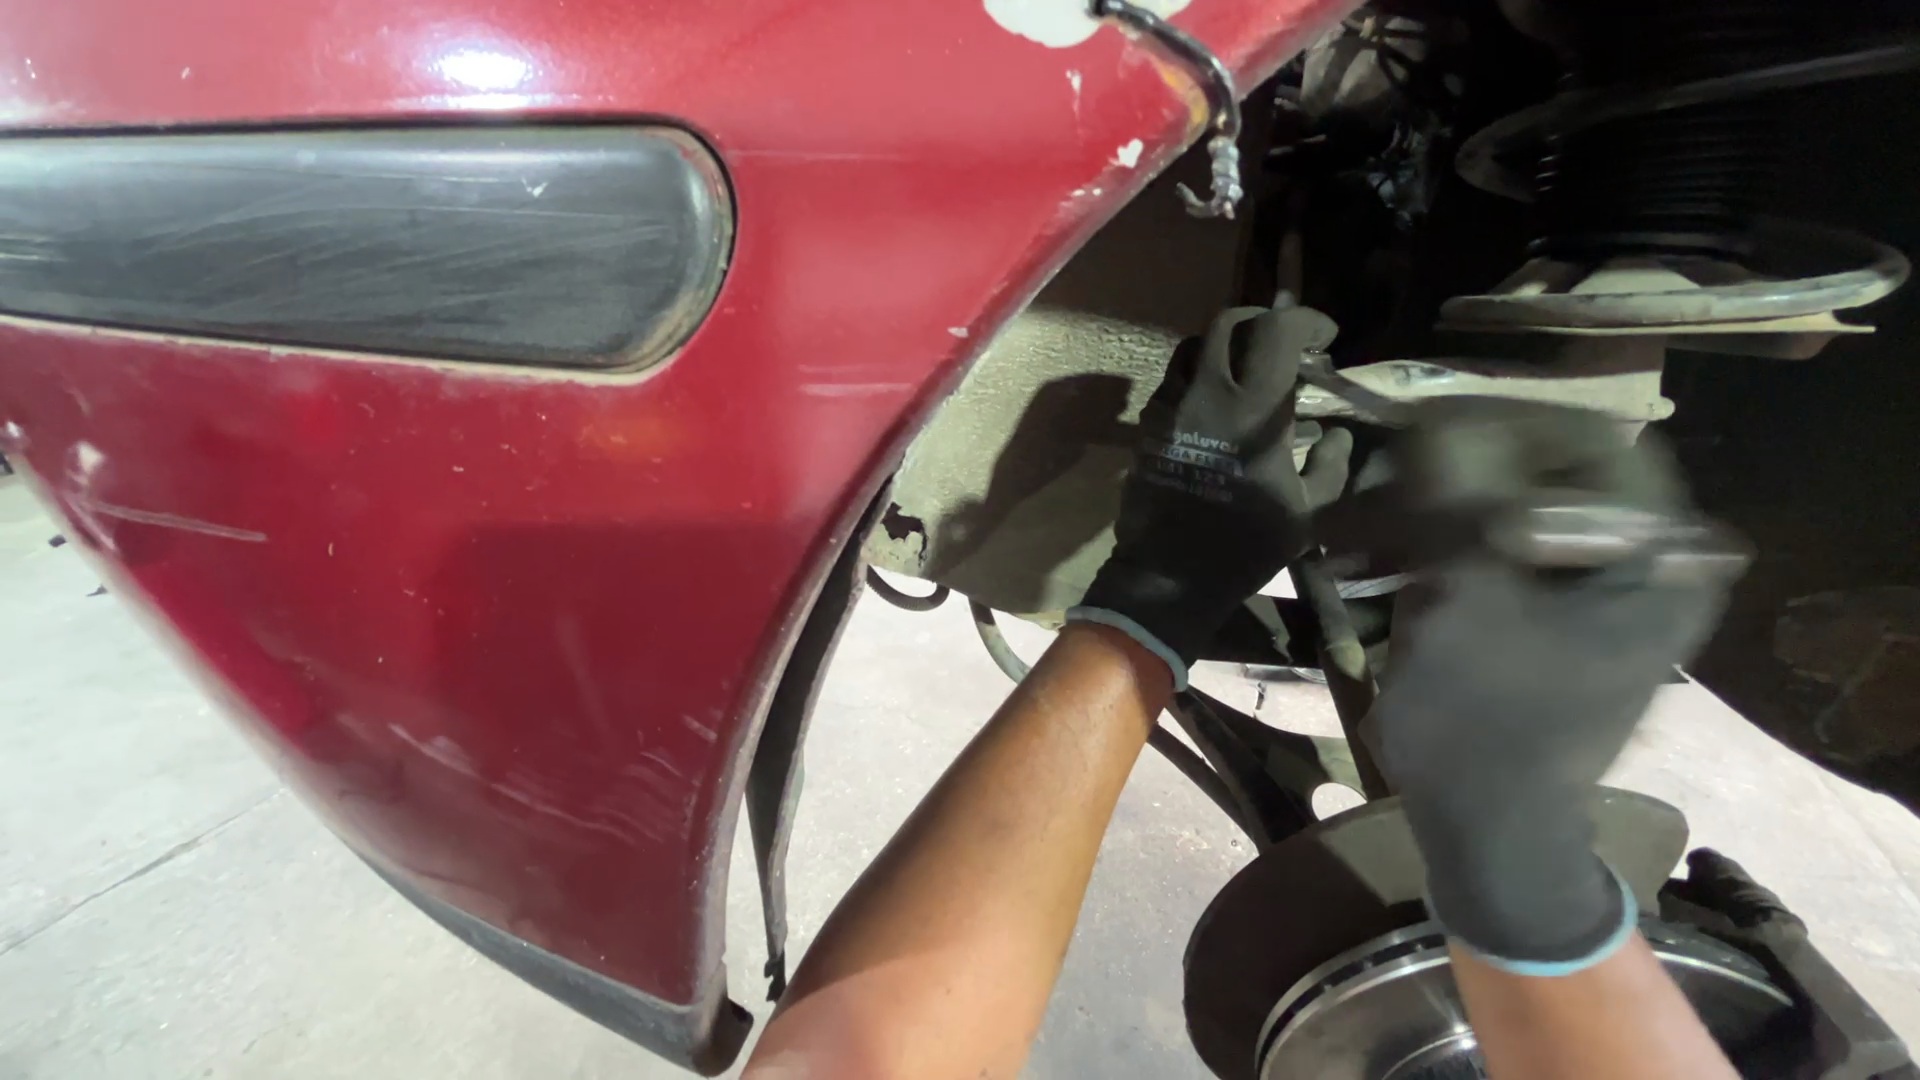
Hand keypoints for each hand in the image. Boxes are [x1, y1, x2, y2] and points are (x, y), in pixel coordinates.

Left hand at [1069, 304, 1352, 687]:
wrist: (1169, 574)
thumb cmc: (1244, 545)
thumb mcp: (1307, 511)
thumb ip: (1331, 464)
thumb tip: (1335, 435)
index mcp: (1252, 408)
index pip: (1276, 328)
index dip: (1305, 320)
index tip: (1323, 338)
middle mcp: (1204, 394)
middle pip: (1227, 322)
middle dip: (1261, 322)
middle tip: (1283, 346)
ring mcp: (1168, 407)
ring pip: (1192, 347)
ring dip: (1224, 348)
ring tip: (1247, 373)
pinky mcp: (1146, 426)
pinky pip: (1173, 382)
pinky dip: (1198, 378)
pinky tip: (1216, 407)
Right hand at [1373, 401, 1744, 972]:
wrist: (1482, 820)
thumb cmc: (1484, 715)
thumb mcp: (1465, 594)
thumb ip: (1456, 495)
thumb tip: (1431, 410)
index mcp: (1650, 553)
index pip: (1589, 440)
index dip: (1503, 421)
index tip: (1418, 425)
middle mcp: (1628, 557)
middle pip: (1531, 475)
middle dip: (1436, 478)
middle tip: (1367, 483)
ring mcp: (1577, 586)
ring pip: (1490, 514)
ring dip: (1411, 517)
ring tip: (1341, 533)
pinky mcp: (1530, 609)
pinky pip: (1473, 553)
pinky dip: (1416, 551)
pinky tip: (1354, 561)